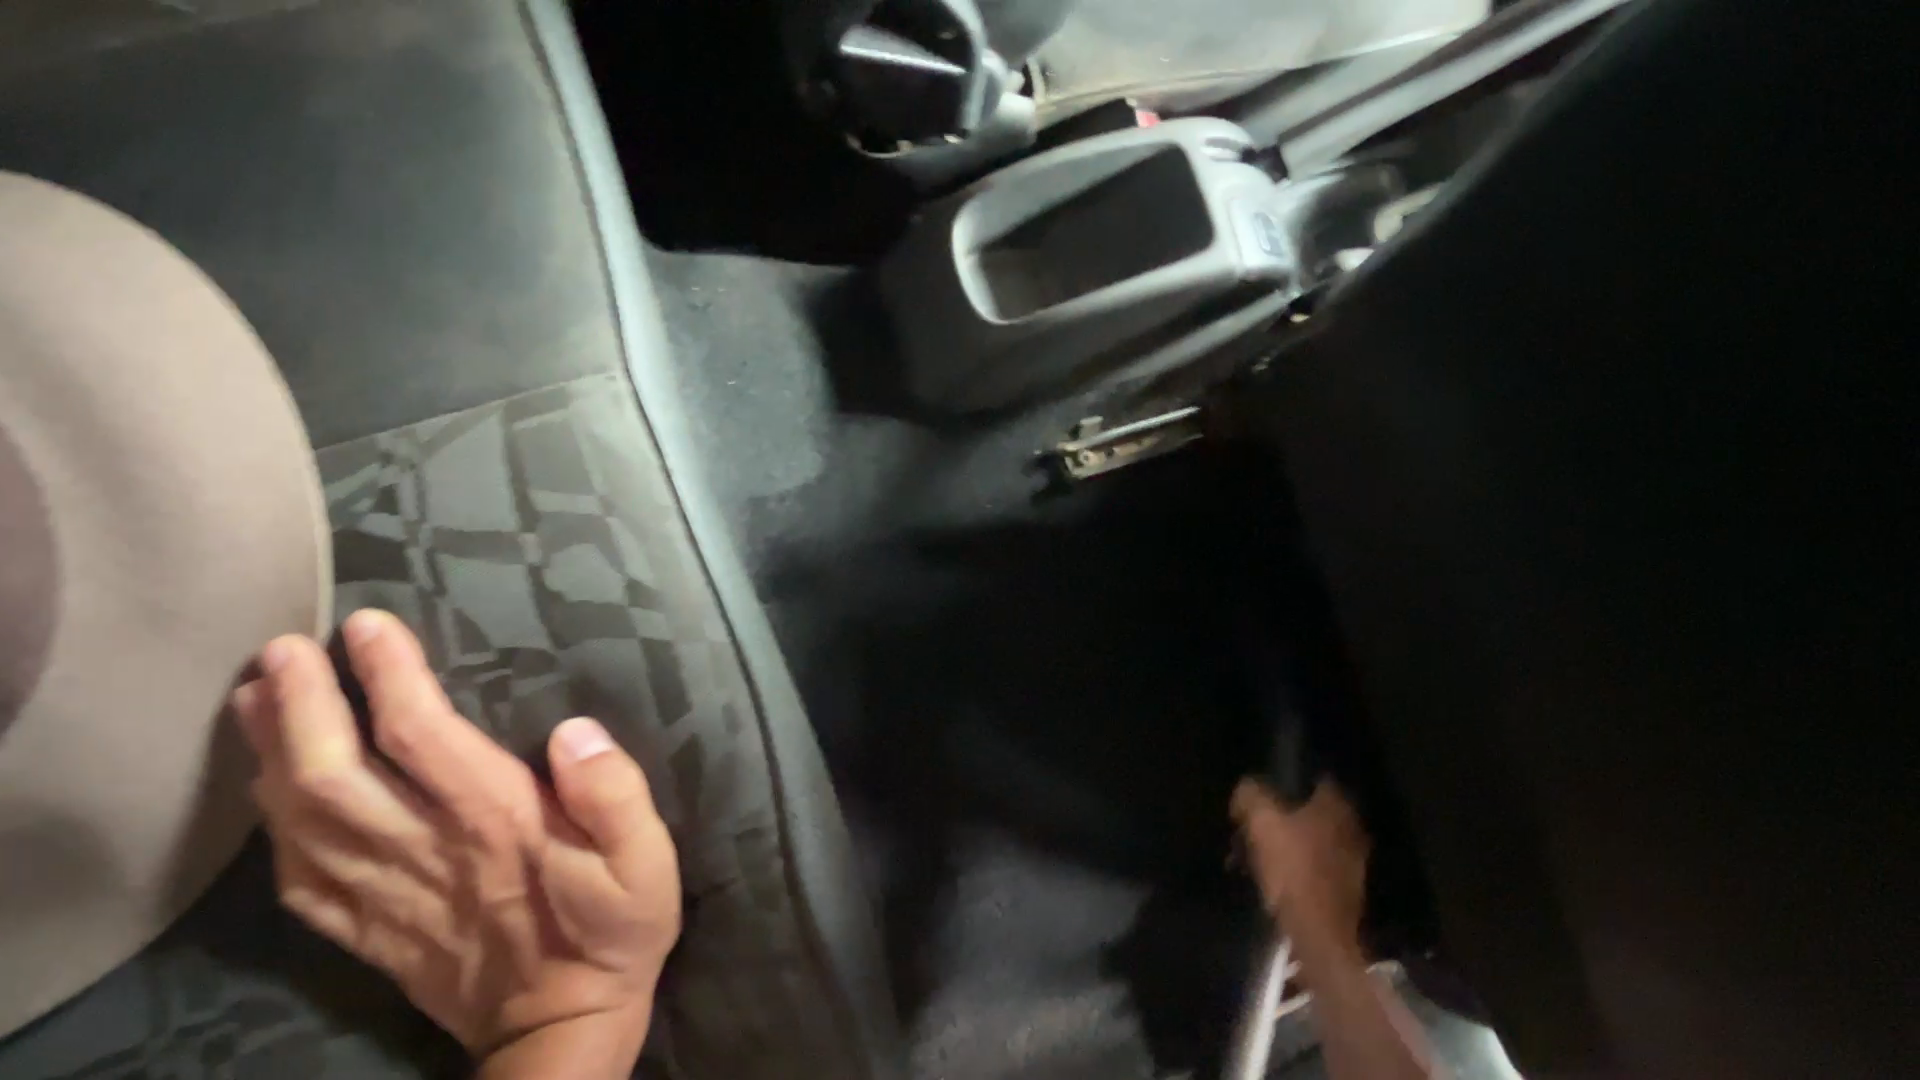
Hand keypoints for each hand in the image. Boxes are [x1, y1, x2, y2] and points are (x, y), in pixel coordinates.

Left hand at [232, 609, 680, 1072]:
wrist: (563, 1026)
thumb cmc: (615, 929)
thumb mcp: (648, 859)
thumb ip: (616, 794)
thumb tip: (575, 730)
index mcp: (497, 821)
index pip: (420, 735)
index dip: (387, 674)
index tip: (366, 625)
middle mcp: (426, 850)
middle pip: (333, 773)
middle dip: (298, 705)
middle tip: (277, 650)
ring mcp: (384, 895)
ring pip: (299, 820)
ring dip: (267, 754)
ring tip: (251, 699)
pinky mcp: (366, 930)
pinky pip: (296, 878)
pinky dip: (269, 829)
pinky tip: (265, 795)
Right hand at [1231, 778, 1368, 955]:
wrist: (1320, 935)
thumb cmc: (1293, 870)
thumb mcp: (1262, 822)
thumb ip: (1251, 795)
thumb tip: (1246, 788)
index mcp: (1336, 807)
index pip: (1315, 778)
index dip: (1285, 780)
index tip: (1263, 789)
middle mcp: (1351, 829)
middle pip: (1309, 812)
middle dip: (1279, 816)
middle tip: (1252, 825)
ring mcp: (1352, 862)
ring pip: (1308, 841)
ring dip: (1283, 845)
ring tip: (1252, 856)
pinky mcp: (1344, 890)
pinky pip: (1311, 868)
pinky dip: (1291, 869)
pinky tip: (1268, 879)